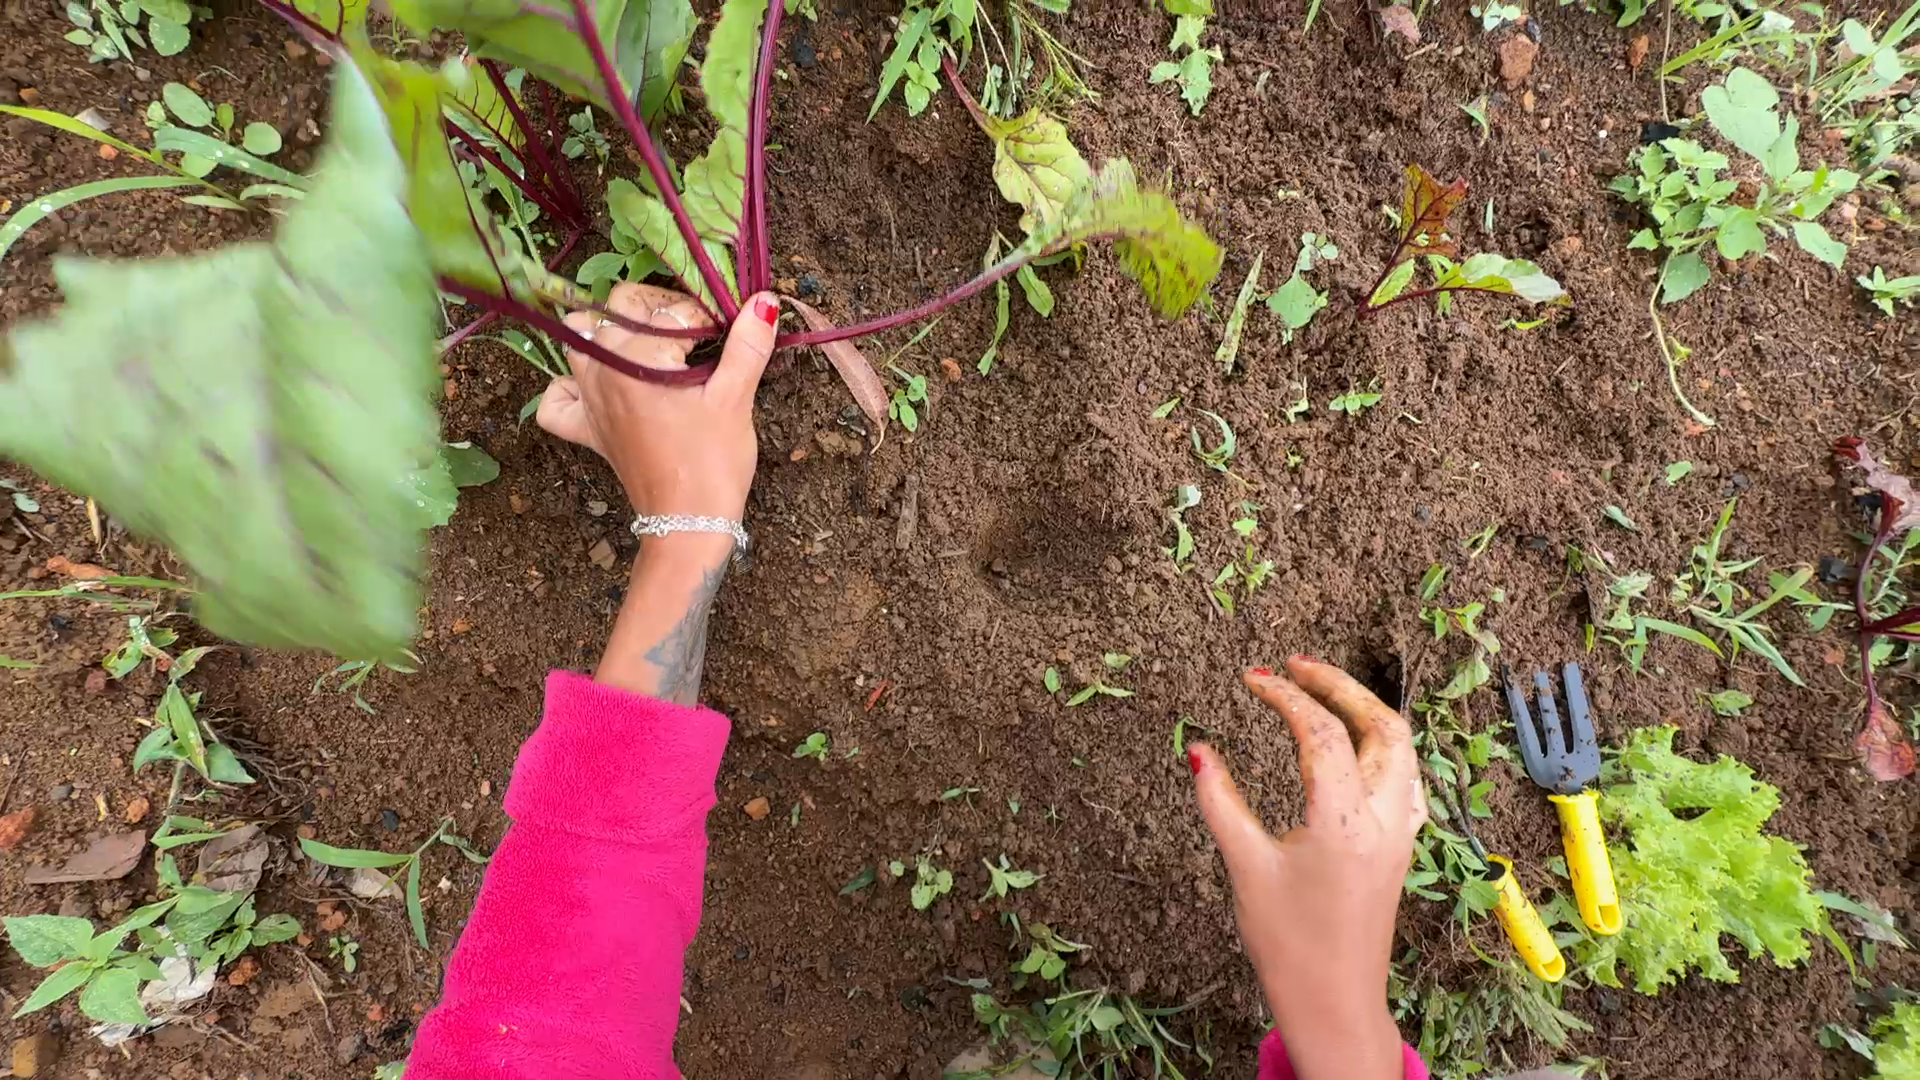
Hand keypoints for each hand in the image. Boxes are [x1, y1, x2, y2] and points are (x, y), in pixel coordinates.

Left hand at [541, 283, 779, 521]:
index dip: (708, 316)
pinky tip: (605, 387)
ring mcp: (587, 401)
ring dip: (613, 332)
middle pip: (620, 309)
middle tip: (699, 333)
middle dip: (661, 310)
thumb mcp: (735, 400)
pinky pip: (558, 398)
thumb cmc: (715, 463)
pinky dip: (572, 386)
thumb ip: (747, 345)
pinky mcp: (587, 430)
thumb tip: (764, 301)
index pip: (673, 311)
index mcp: (636, 360)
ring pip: (580, 338)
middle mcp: (601, 371)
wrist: (690, 523)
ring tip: (653, 348)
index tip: (731, 332)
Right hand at [1187, 657, 1425, 1079]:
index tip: (1251, 677)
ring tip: (1321, 687)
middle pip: (1382, 726)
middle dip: (1340, 685)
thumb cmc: (1287, 941)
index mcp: (1345, 823)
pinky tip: (1352, 740)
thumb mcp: (1244, 864)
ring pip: (1402, 748)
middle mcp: (1384, 820)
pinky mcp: (1399, 845)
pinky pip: (1404, 775)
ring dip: (1364, 708)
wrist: (1335, 1002)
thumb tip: (1198, 749)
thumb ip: (1219, 799)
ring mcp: (1400, 833)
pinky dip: (1380, 741)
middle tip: (1296, 664)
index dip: (1284, 696)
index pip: (1321, 733)